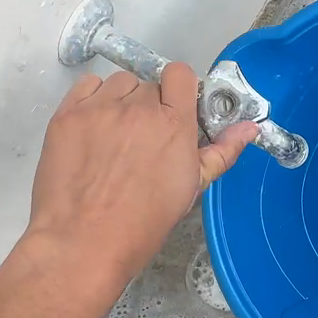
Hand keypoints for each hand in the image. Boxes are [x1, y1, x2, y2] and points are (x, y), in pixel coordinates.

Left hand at [23, 63, 257, 293]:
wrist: (84, 242)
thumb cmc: (143, 222)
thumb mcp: (191, 187)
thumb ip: (222, 152)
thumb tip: (250, 128)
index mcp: (174, 123)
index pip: (181, 74)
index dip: (180, 91)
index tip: (176, 112)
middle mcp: (138, 107)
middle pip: (150, 85)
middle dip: (151, 106)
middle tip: (143, 140)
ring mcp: (99, 109)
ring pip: (119, 84)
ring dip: (122, 102)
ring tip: (116, 136)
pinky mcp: (67, 115)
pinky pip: (86, 86)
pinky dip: (93, 100)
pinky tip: (94, 128)